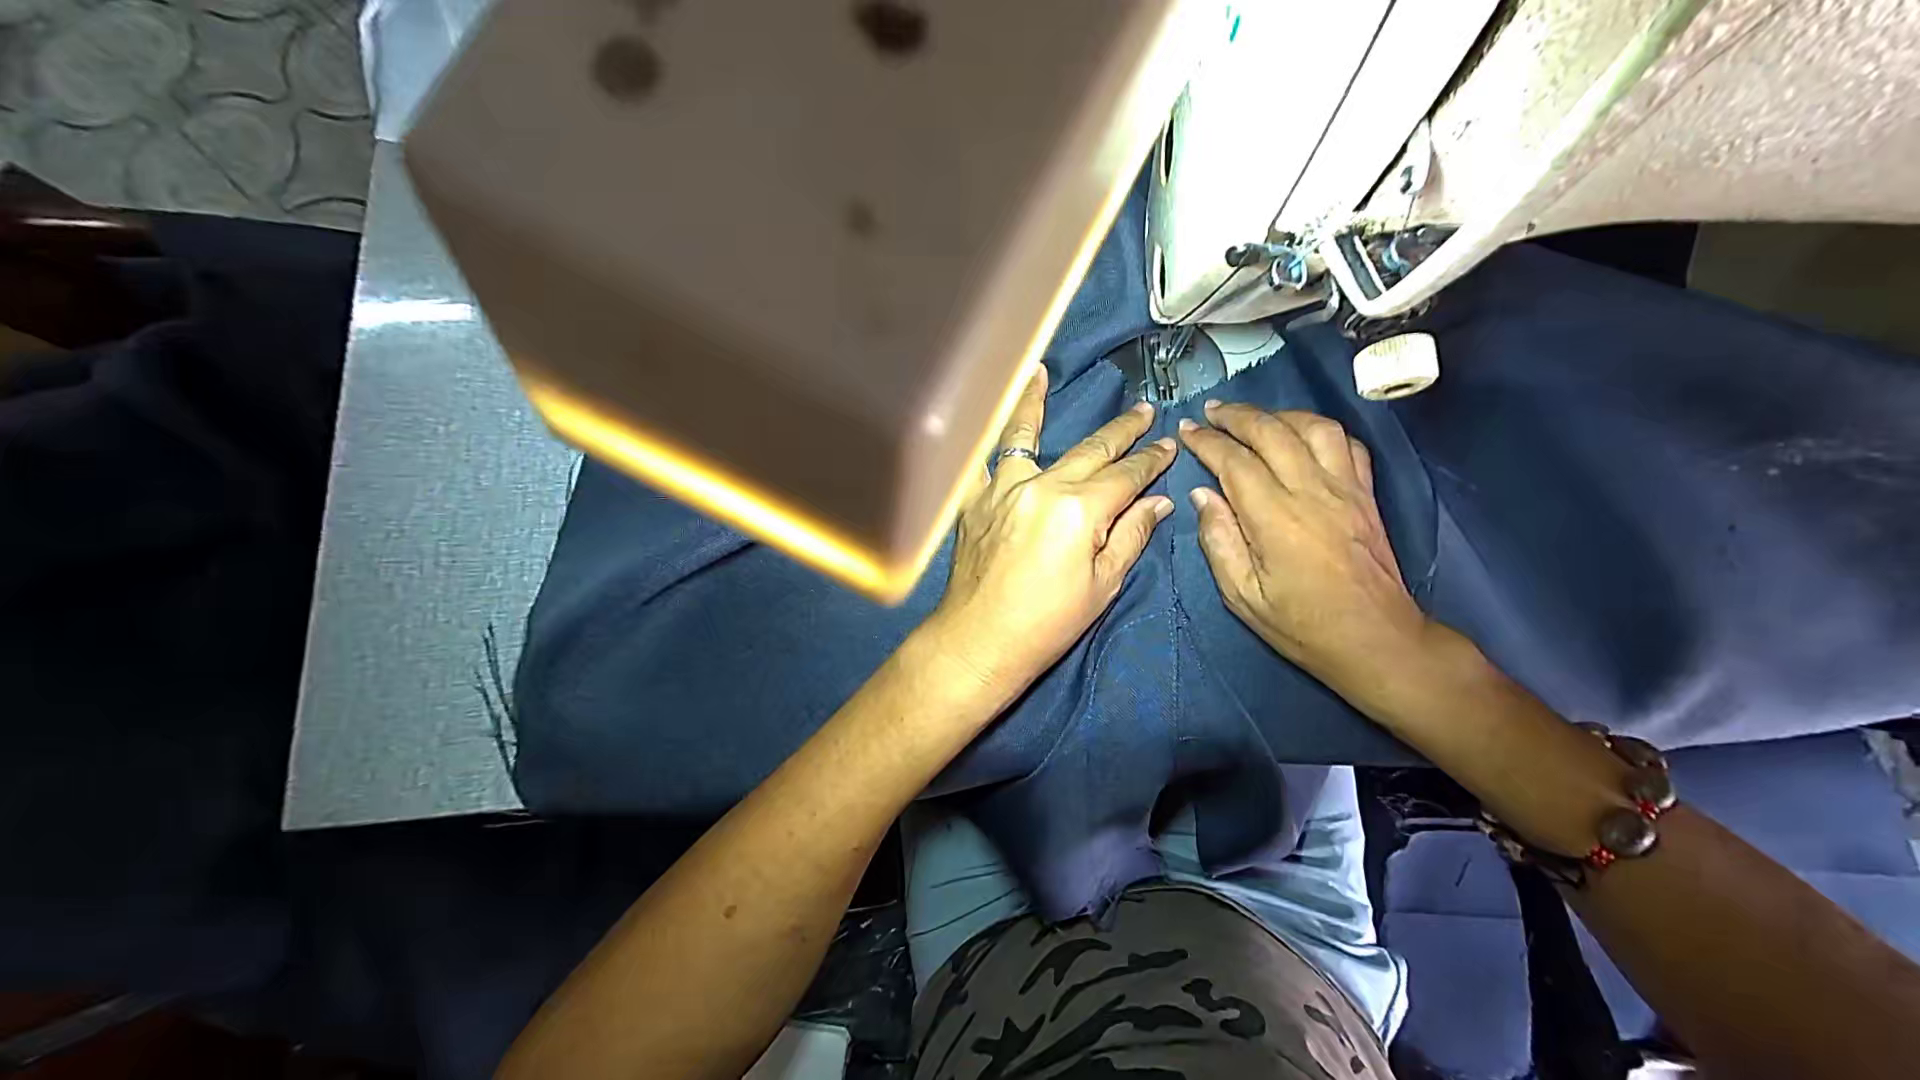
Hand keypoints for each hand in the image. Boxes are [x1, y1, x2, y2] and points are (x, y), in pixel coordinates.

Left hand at [926, 365, 1176, 695]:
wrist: (980, 640)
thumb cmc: (1047, 623)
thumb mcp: (1103, 585)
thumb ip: (1131, 535)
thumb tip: (1159, 501)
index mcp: (1080, 509)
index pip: (1126, 475)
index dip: (1151, 460)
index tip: (1168, 445)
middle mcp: (1042, 486)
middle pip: (1090, 450)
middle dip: (1122, 431)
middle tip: (1144, 411)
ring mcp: (1002, 488)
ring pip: (1025, 436)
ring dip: (1037, 402)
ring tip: (1041, 371)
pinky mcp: (974, 500)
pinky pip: (979, 459)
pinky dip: (983, 436)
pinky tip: (982, 411)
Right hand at [1178, 402, 1431, 704]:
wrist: (1377, 639)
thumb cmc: (1302, 625)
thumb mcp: (1243, 596)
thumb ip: (1219, 540)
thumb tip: (1202, 495)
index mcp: (1275, 519)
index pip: (1235, 462)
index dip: (1207, 441)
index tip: (1186, 431)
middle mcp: (1312, 492)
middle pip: (1272, 432)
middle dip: (1237, 416)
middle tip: (1211, 412)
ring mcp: (1346, 489)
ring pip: (1314, 428)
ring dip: (1279, 415)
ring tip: (1253, 418)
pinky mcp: (1367, 495)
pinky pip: (1347, 444)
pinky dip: (1319, 430)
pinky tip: (1301, 435)